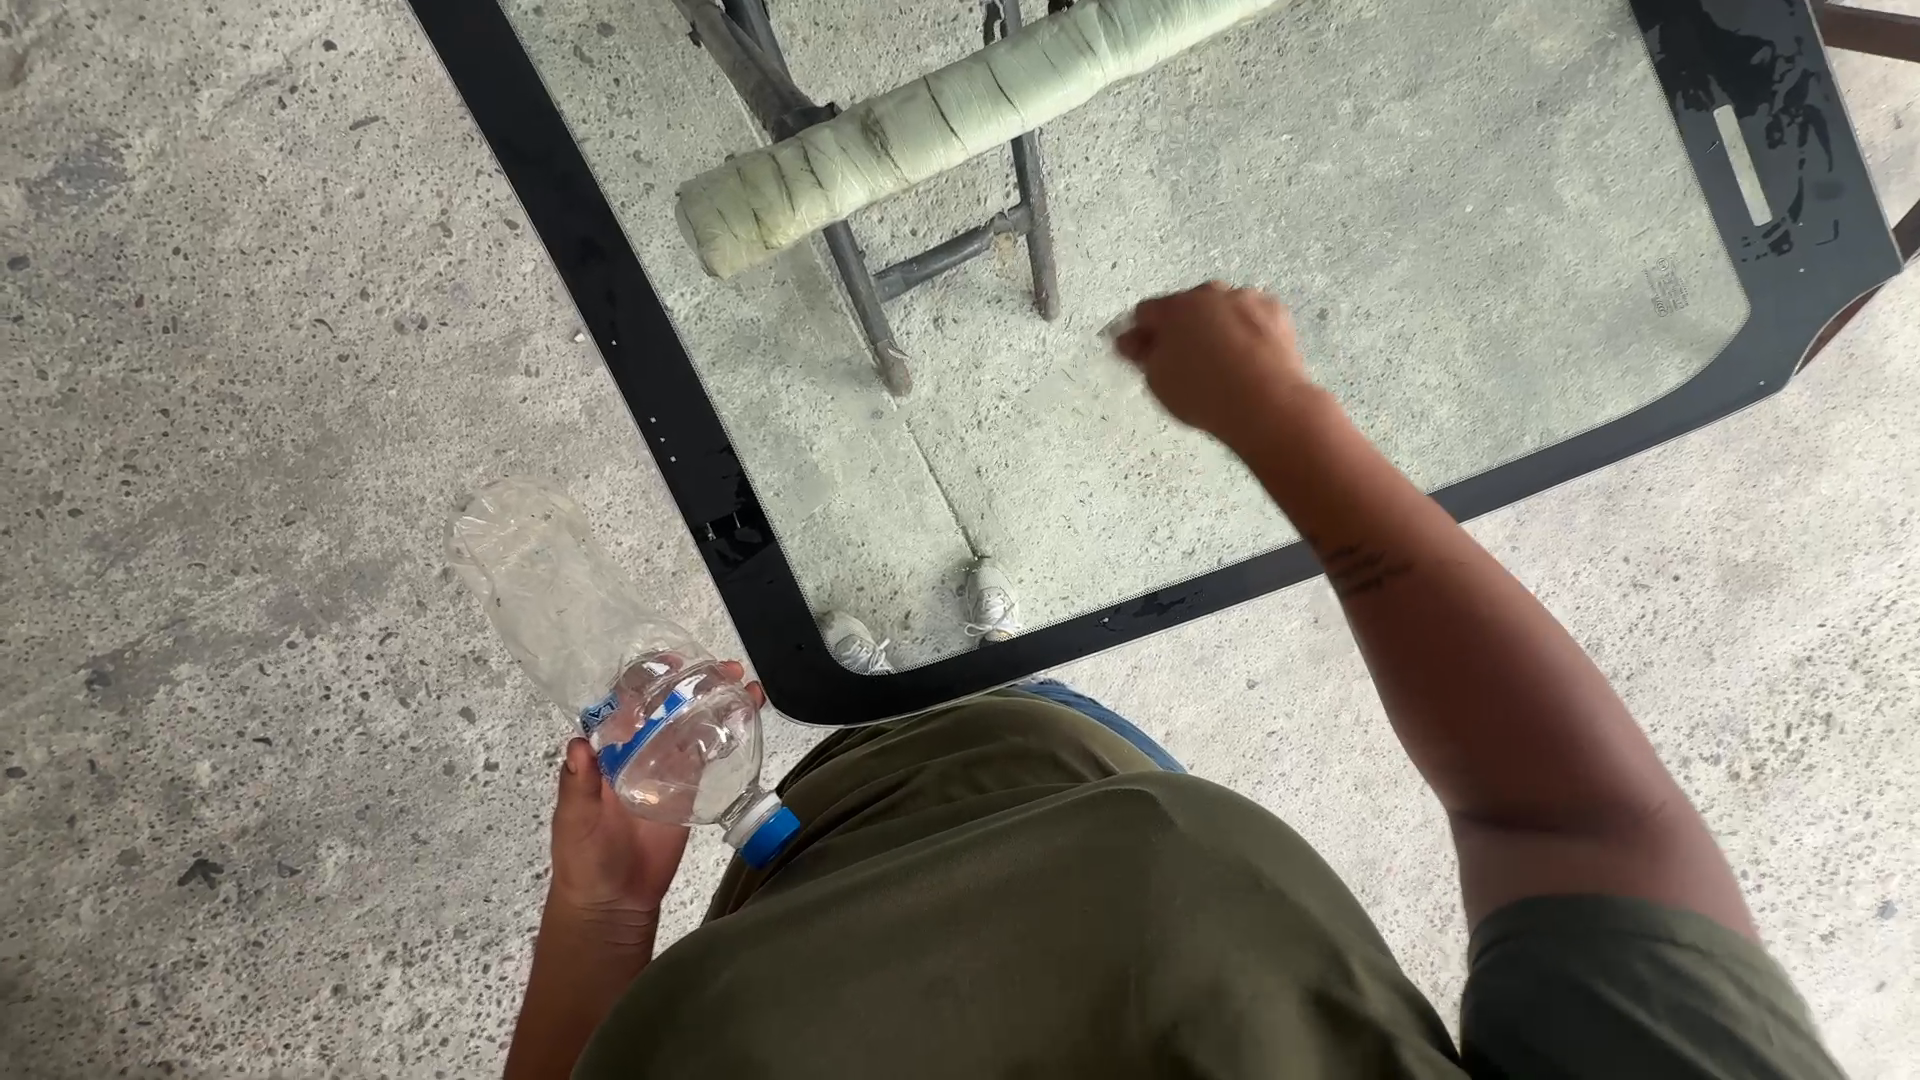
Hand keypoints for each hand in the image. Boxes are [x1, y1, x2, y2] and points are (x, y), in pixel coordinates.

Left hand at [545, 660, 765, 937]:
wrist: (616, 901)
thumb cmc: (584, 857)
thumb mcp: (574, 819)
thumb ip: (578, 785)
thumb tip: (578, 744)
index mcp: (610, 750)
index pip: (629, 703)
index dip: (650, 677)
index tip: (673, 660)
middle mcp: (642, 748)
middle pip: (671, 705)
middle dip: (698, 682)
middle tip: (726, 670)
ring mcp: (671, 765)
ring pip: (698, 722)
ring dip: (721, 700)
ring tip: (747, 687)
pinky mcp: (694, 786)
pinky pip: (715, 752)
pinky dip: (734, 732)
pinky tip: (752, 716)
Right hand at [1113, 282, 1316, 451]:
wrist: (1265, 402)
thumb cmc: (1207, 393)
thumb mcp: (1157, 381)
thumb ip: (1141, 354)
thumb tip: (1131, 341)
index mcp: (1174, 308)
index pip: (1146, 312)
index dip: (1140, 333)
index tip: (1141, 352)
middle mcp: (1209, 295)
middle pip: (1185, 307)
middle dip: (1180, 328)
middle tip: (1181, 363)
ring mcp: (1244, 299)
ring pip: (1219, 309)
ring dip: (1214, 328)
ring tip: (1218, 365)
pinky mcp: (1274, 311)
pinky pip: (1250, 316)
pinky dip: (1245, 331)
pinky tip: (1245, 360)